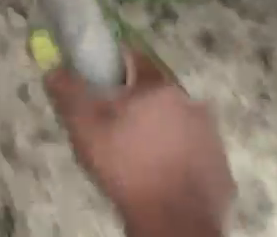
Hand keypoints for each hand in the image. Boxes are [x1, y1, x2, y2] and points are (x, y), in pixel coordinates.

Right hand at [46, 51, 233, 235]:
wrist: (173, 223)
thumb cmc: (124, 163)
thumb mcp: (80, 122)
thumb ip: (64, 88)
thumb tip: (55, 69)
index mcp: (160, 87)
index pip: (133, 56)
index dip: (109, 64)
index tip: (94, 80)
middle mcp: (193, 105)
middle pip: (154, 90)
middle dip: (132, 98)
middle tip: (108, 118)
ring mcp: (212, 139)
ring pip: (174, 119)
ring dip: (154, 125)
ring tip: (129, 147)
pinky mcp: (221, 170)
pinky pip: (190, 149)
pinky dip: (172, 152)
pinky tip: (153, 169)